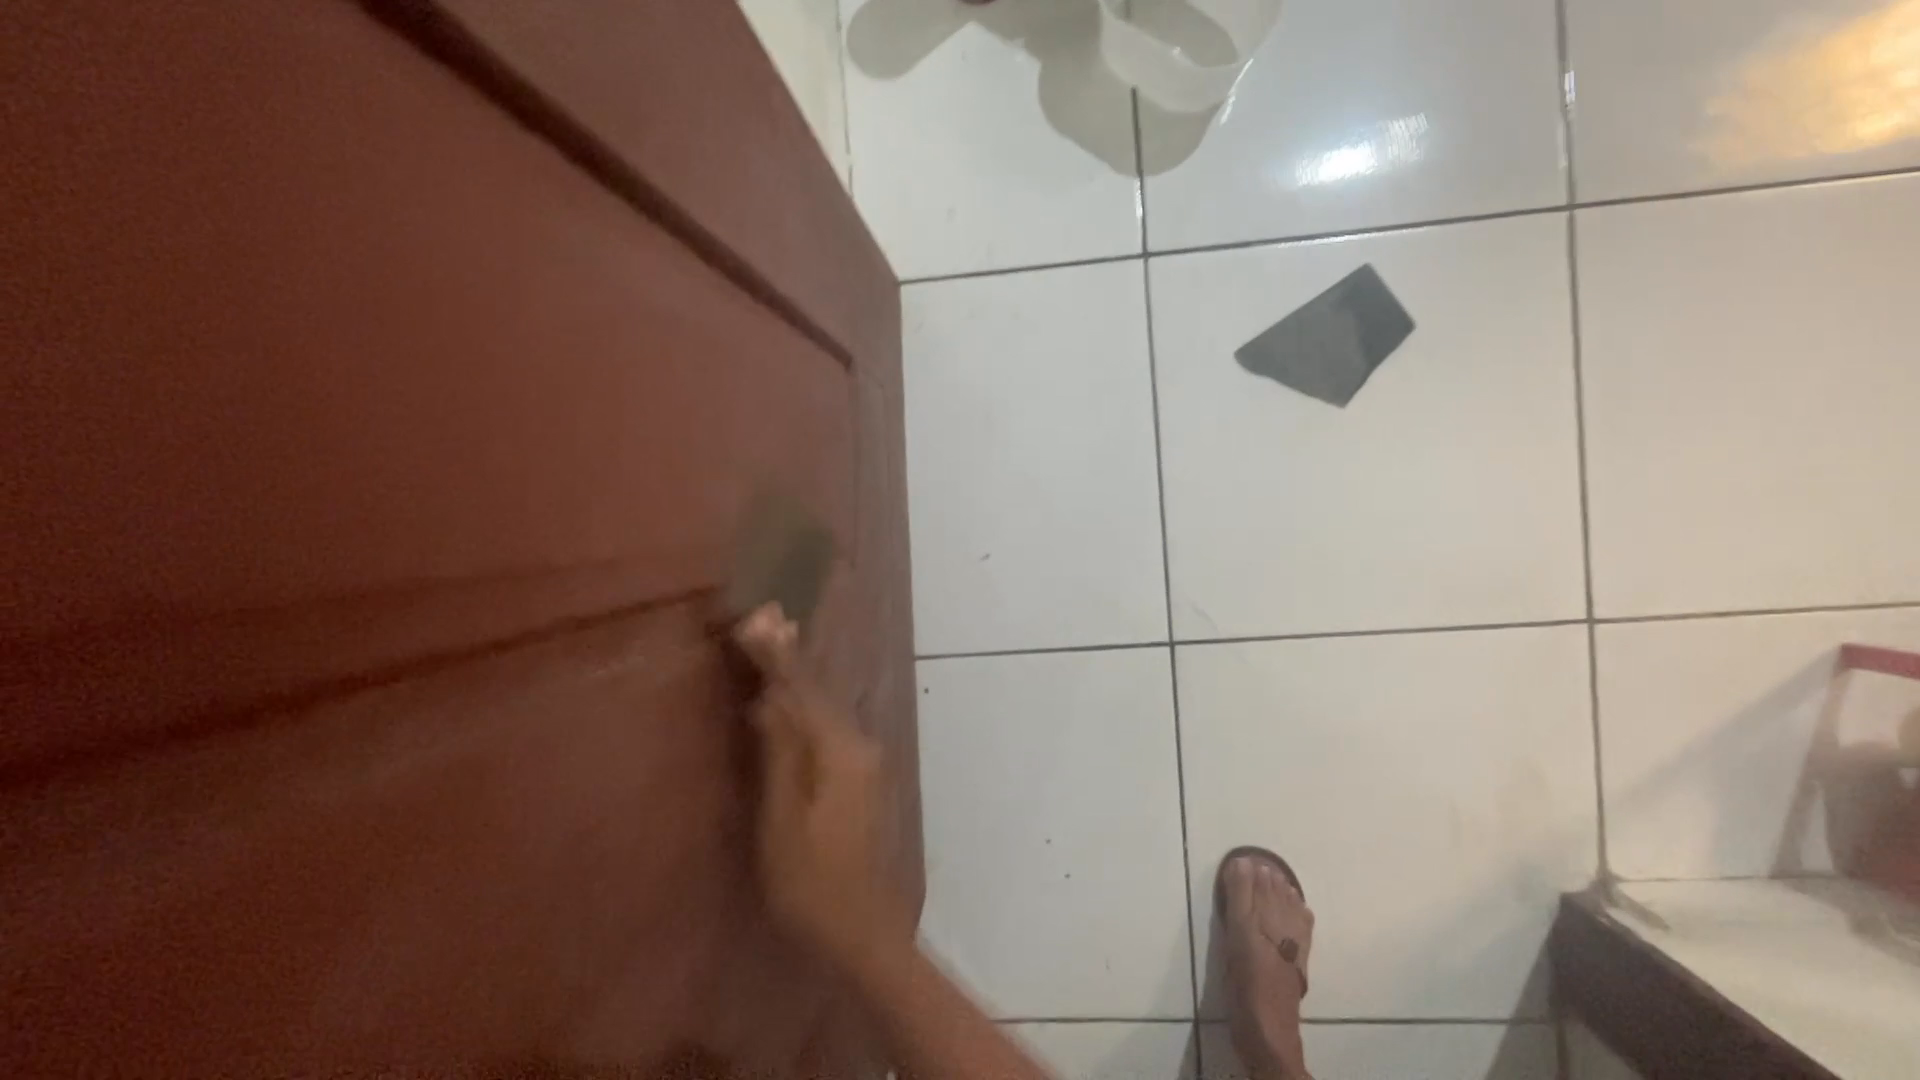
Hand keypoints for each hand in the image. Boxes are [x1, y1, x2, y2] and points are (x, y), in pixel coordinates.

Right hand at [734, 604, 914, 968]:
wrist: (865, 930)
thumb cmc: (813, 883)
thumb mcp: (783, 821)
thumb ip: (779, 754)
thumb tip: (769, 699)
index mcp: (841, 751)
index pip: (802, 690)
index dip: (776, 656)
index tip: (756, 618)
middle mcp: (860, 744)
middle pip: (818, 691)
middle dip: (790, 655)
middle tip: (767, 615)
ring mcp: (865, 760)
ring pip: (825, 706)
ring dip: (799, 675)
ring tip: (777, 636)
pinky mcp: (861, 775)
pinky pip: (829, 725)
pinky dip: (809, 703)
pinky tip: (793, 694)